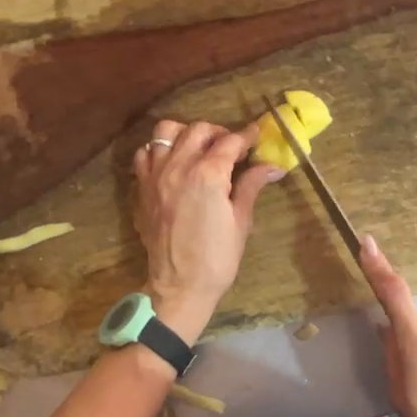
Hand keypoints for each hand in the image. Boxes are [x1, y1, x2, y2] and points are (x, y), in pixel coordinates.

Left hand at [133, 120, 285, 344]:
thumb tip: (273, 166)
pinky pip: (145, 154)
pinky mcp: (142, 188)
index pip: (230, 142)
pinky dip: (159, 151)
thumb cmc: (216, 259)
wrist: (179, 285)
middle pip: (198, 130)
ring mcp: (156, 176)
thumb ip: (251, 186)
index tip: (256, 136)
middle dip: (218, 133)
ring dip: (186, 133)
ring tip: (199, 148)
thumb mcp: (241, 222)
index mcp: (208, 175)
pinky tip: (172, 162)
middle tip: (231, 146)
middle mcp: (179, 167)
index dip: (246, 137)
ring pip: (167, 133)